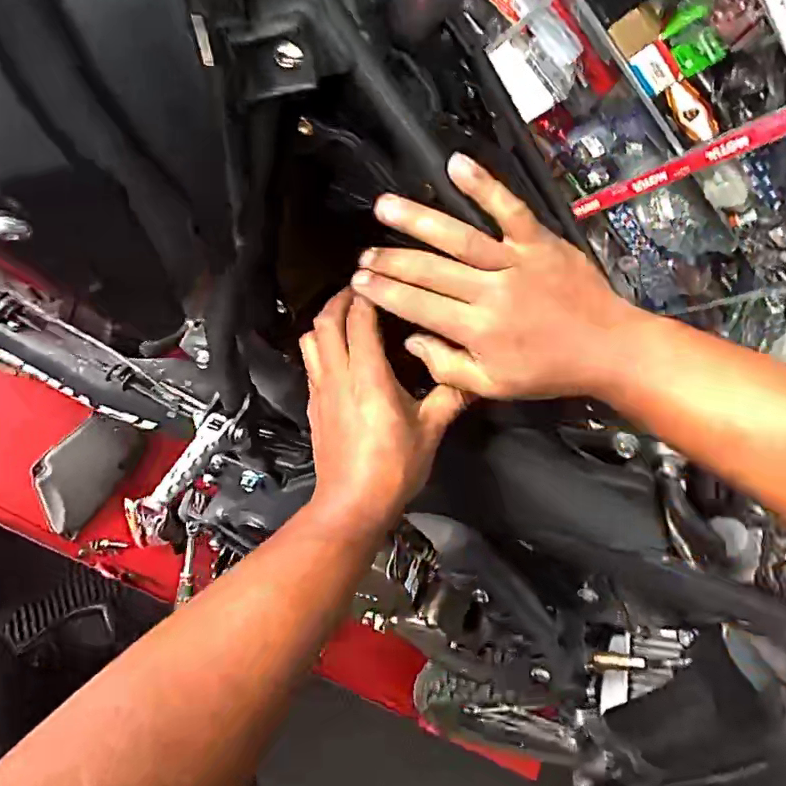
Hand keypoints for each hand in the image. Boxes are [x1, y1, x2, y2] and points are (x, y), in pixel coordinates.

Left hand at [300, 290, 470, 525]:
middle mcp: (338, 375)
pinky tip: (340, 353)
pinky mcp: (314, 405)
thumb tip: (474, 375)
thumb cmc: (393, 467)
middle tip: (362, 288)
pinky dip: (321, 345)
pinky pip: (311, 362)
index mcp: (367, 375)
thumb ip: (451, 396)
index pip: (359, 318)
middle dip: (340, 298)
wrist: (352, 505)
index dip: (367, 294)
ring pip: (311, 339)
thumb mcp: (431, 430)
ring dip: (326, 320)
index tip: (382, 280)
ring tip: (347, 314)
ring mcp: (321, 390)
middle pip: (325, 321)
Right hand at [351, 154, 645, 399]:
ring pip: (459, 237)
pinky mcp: (539, 241)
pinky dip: (484, 185)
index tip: (359, 281)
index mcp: (478, 331)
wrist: (609, 350)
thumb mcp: (494, 387)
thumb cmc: (550, 372)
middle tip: (363, 253)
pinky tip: (456, 164)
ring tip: (385, 206)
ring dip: (418, 221)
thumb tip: (412, 340)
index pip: (418, 306)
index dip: (384, 292)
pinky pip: (509, 209)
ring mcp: (516, 262)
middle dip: (390, 260)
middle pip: (430, 271)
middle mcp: (491, 293)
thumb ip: (447, 367)